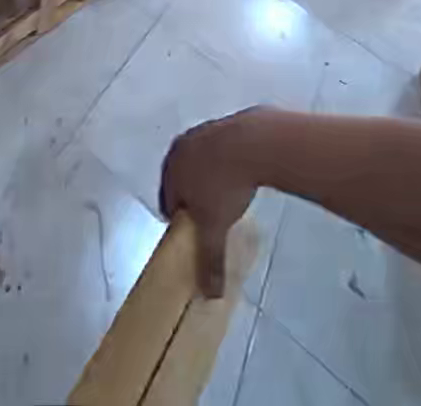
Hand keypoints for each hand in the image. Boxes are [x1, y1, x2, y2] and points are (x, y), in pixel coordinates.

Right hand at [159, 109, 266, 296]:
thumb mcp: (215, 227)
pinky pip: (219, 150)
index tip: (196, 233)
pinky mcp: (224, 126)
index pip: (167, 201)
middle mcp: (180, 148)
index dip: (180, 220)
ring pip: (200, 162)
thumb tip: (209, 295)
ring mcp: (201, 133)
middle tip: (212, 216)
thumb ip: (209, 259)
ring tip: (229, 195)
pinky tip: (242, 175)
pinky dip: (226, 162)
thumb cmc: (224, 185)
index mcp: (171, 170)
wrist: (252, 143)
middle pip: (182, 178)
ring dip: (209, 177)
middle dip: (193, 196)